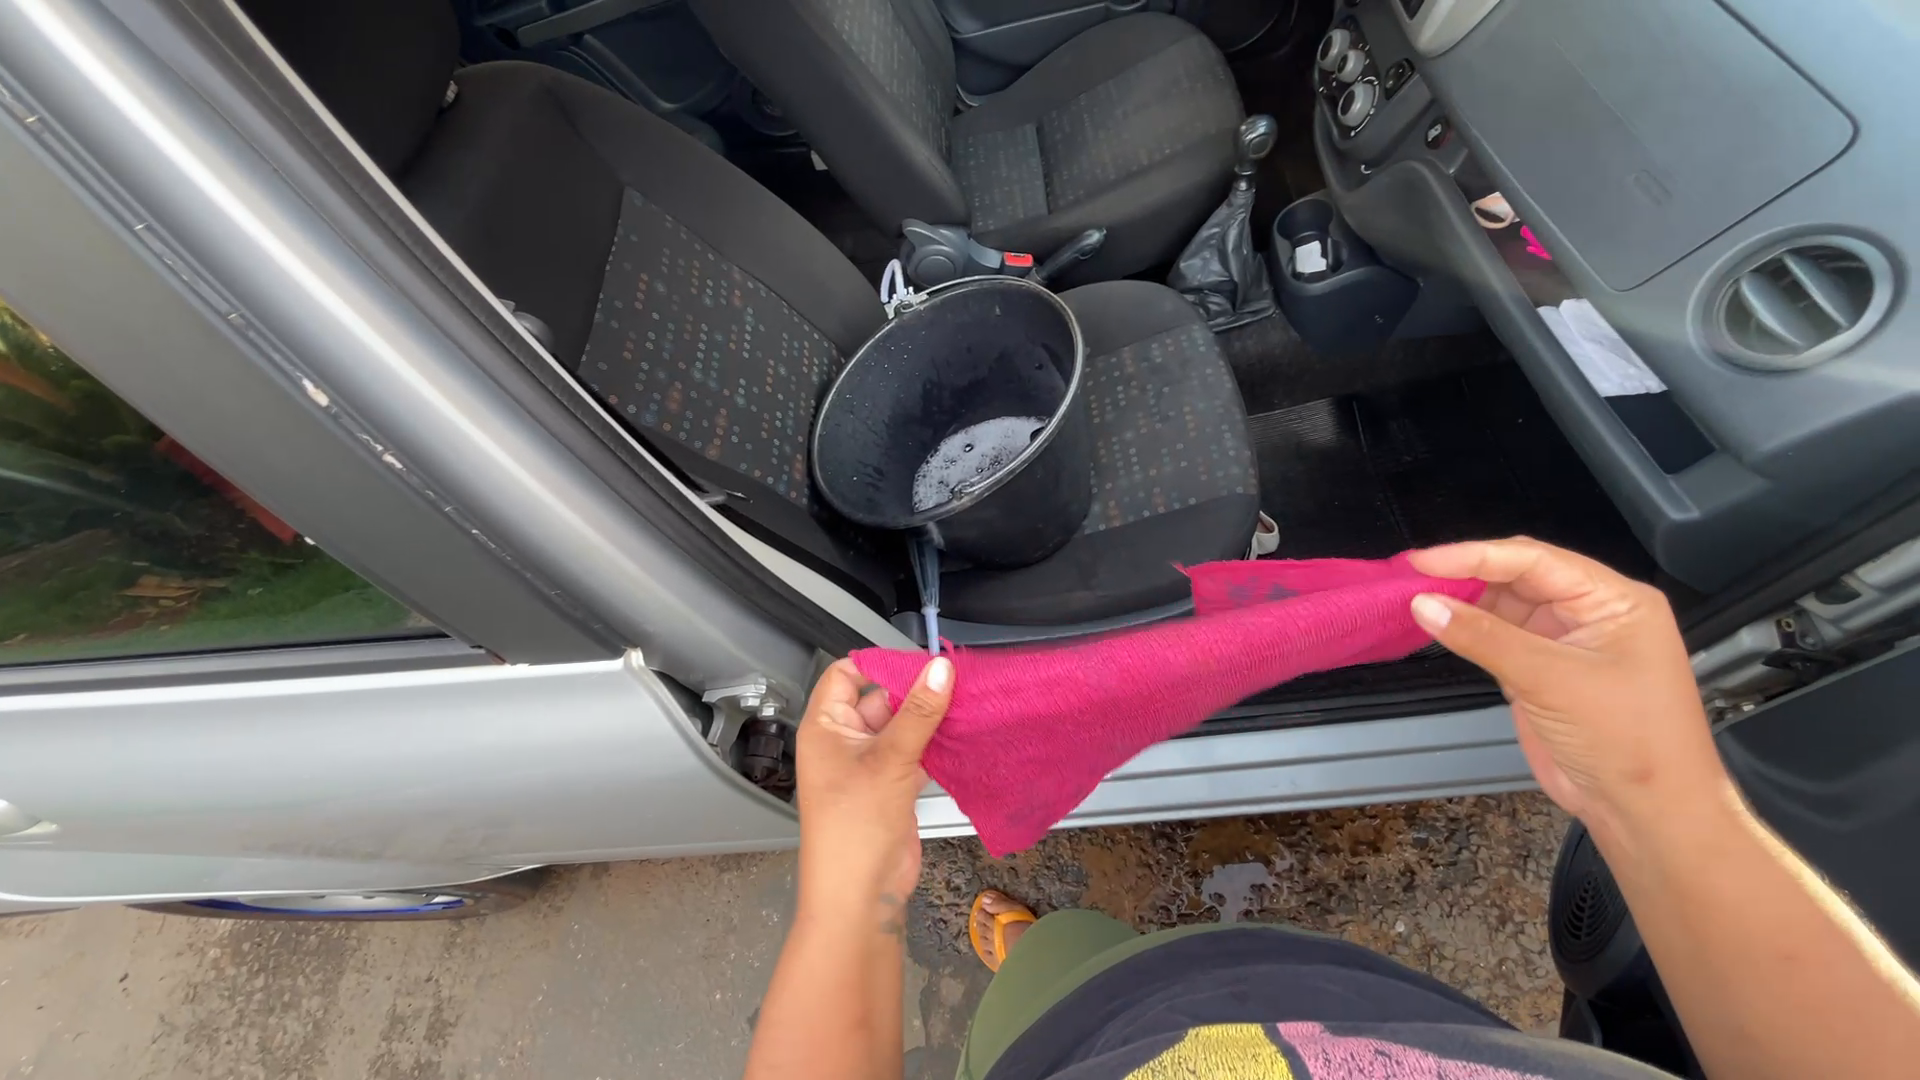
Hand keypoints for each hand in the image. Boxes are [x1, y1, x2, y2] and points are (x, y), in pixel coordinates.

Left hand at [794, 656, 953, 914]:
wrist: (861, 895)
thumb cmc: (854, 827)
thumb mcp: (889, 759)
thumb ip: (919, 711)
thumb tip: (940, 668)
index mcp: (826, 726)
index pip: (847, 674)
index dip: (880, 663)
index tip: (920, 658)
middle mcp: (845, 740)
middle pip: (881, 698)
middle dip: (915, 690)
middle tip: (955, 677)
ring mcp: (870, 763)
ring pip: (902, 725)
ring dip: (929, 718)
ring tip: (966, 701)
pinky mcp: (893, 784)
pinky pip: (915, 751)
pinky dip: (936, 744)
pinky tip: (963, 734)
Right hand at [1407, 538, 1732, 847]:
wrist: (1647, 813)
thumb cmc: (1626, 740)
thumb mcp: (1551, 680)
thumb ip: (1483, 637)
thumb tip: (1422, 603)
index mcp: (1613, 601)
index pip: (1534, 560)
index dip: (1473, 556)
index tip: (1421, 563)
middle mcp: (1589, 612)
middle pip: (1516, 576)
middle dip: (1464, 574)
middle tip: (1409, 577)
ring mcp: (1563, 641)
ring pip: (1501, 605)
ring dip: (1460, 602)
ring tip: (1413, 598)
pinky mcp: (1540, 669)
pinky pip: (1495, 635)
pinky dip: (1464, 629)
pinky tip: (1434, 625)